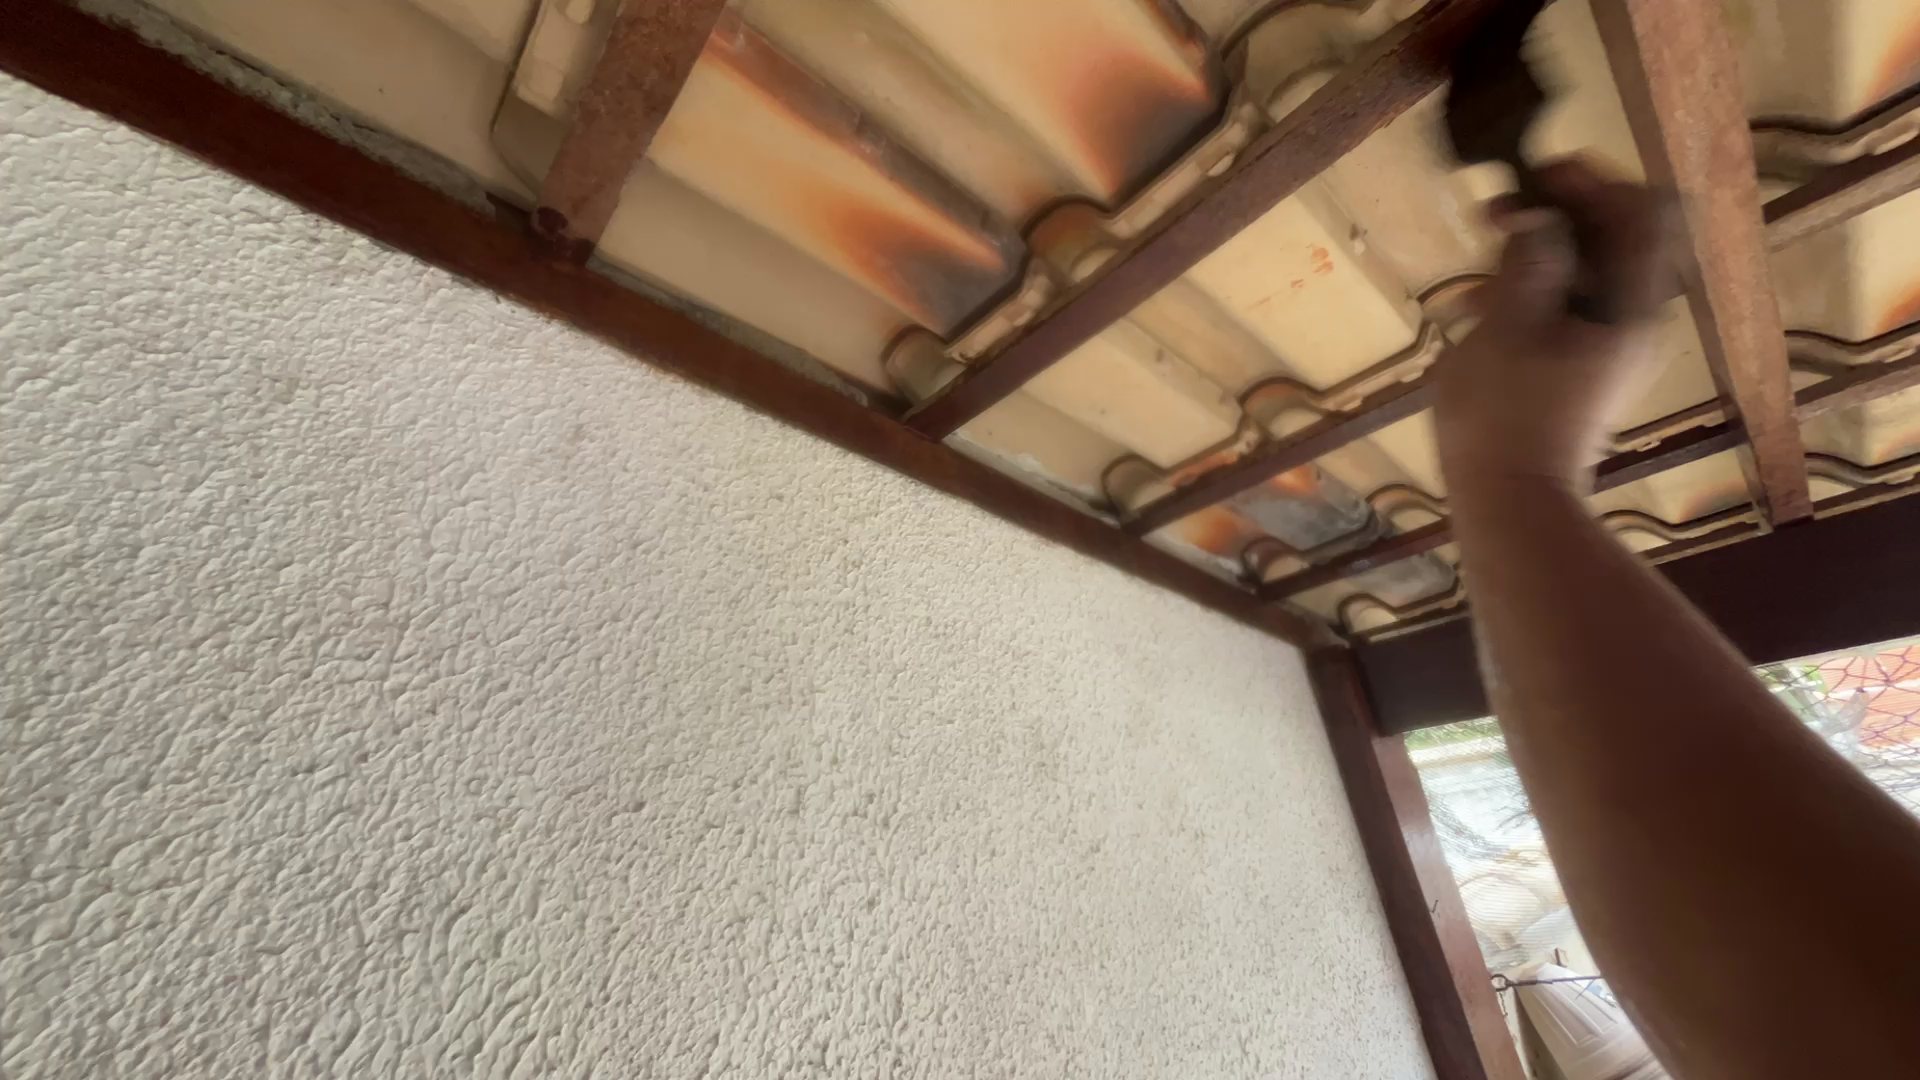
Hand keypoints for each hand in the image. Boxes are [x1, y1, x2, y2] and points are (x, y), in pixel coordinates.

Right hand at [1432, 158, 1679, 495]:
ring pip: (1589, 275)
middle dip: (1561, 217)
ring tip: (1481, 264)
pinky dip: (1534, 293)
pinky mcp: (1585, 370)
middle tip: (1498, 216)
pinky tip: (1484, 307)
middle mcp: (1636, 318)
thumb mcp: (1504, 331)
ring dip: (1540, 256)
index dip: (1594, 182)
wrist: (1509, 494)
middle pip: (1619, 240)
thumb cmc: (1501, 413)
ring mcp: (1612, 348)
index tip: (1534, 177)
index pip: (1642, 211)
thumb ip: (1527, 265)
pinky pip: (1570, 310)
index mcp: (1629, 303)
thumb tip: (1536, 215)